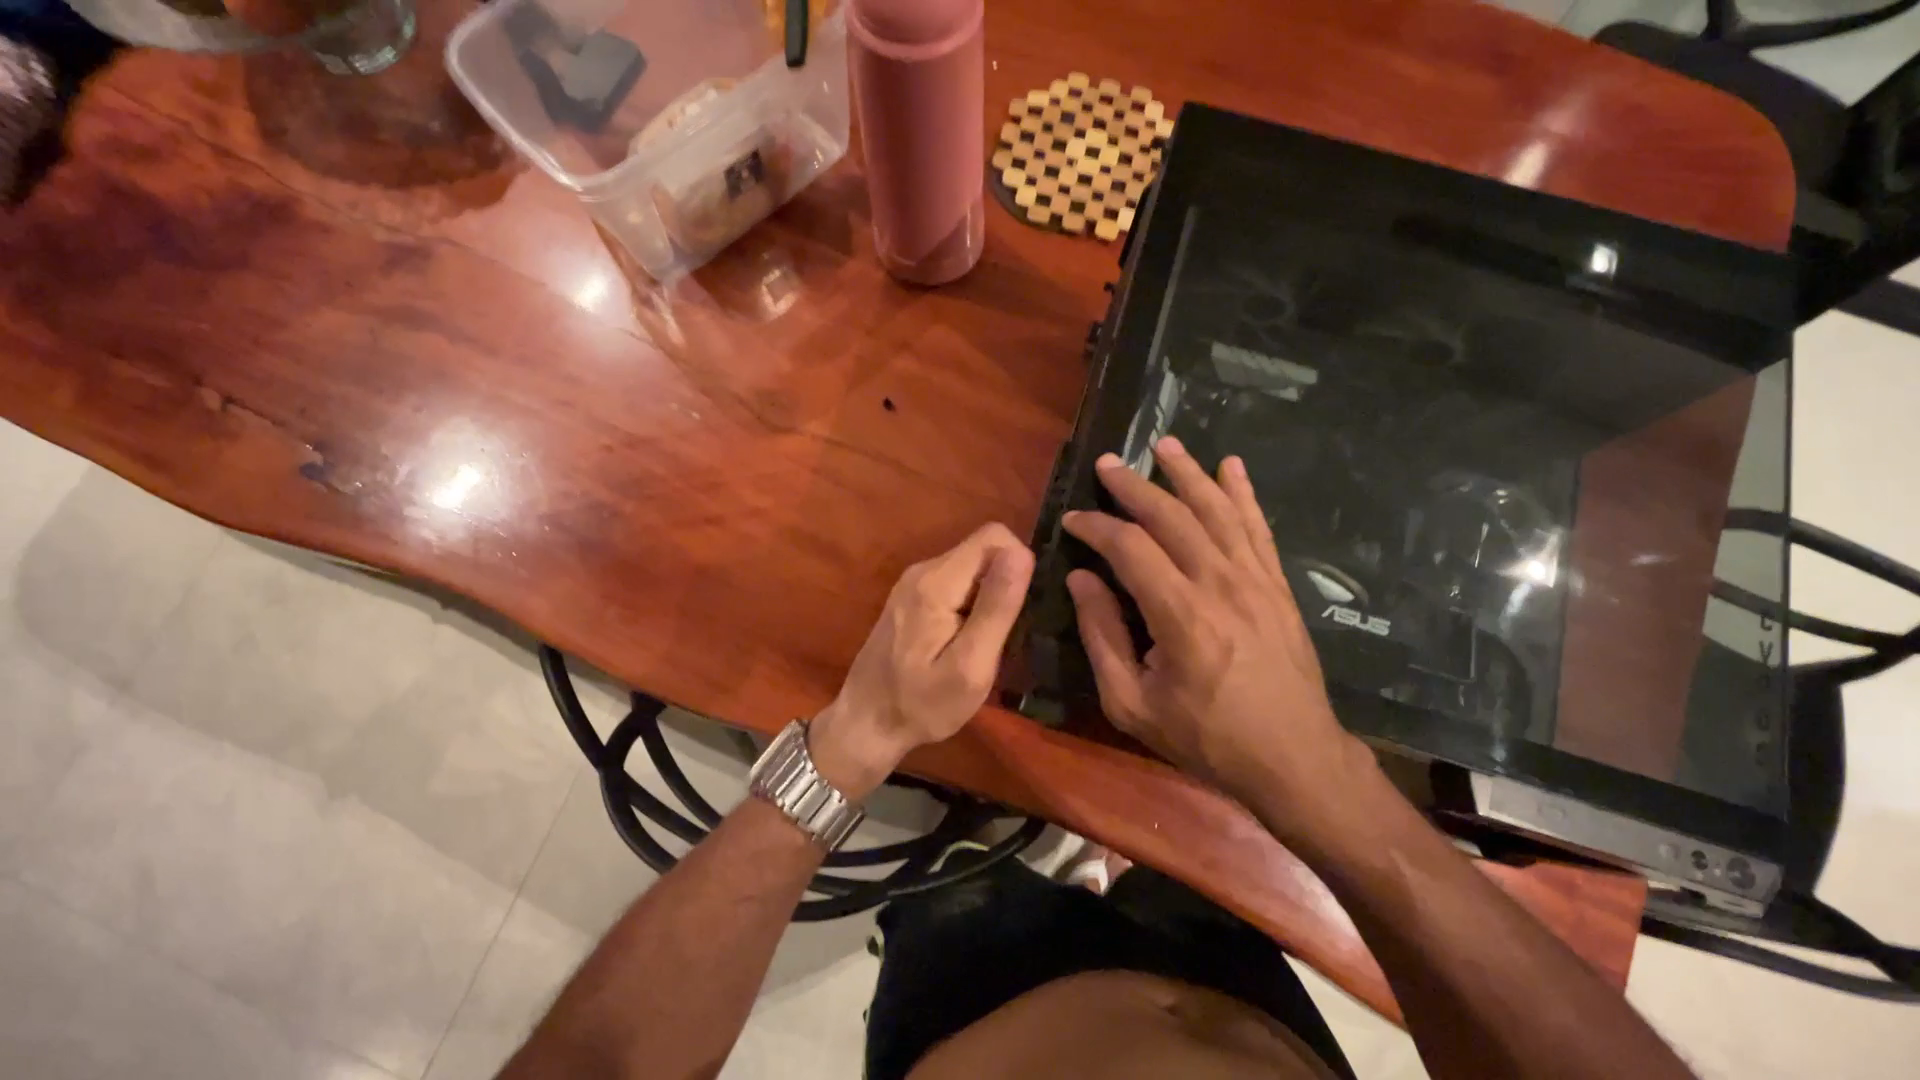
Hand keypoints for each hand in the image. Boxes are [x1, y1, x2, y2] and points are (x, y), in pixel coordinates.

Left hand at [808, 523, 1034, 799]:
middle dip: (1005, 583)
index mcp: (936, 582)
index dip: (1019, 565)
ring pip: (972, 567)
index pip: (995, 536)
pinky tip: (965, 642)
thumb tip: (1021, 553)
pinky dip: (972, 605)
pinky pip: (957, 582)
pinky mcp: (912, 597)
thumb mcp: (970, 665)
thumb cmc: (922, 705)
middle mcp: (923, 570)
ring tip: (985, 642)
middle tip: (1003, 635)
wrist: (866, 724)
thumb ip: (996, 607)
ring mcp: (914, 582)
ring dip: (990, 597)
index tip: (1020, 611)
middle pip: (983, 550)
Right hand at [1063, 436, 1369, 820]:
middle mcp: (1220, 583)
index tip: (1072, 519)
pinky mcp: (1278, 586)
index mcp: (1180, 613)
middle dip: (1135, 486)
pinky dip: (1243, 494)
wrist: (1293, 758)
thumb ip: (1102, 636)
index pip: (1130, 547)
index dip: (1096, 526)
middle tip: (1108, 463)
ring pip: (1218, 510)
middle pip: (1172, 515)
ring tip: (1165, 445)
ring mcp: (1256, 580)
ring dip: (1189, 473)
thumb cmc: (1206, 738)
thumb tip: (1082, 579)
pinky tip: (1231, 467)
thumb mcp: (1133, 704)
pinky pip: (1258, 528)